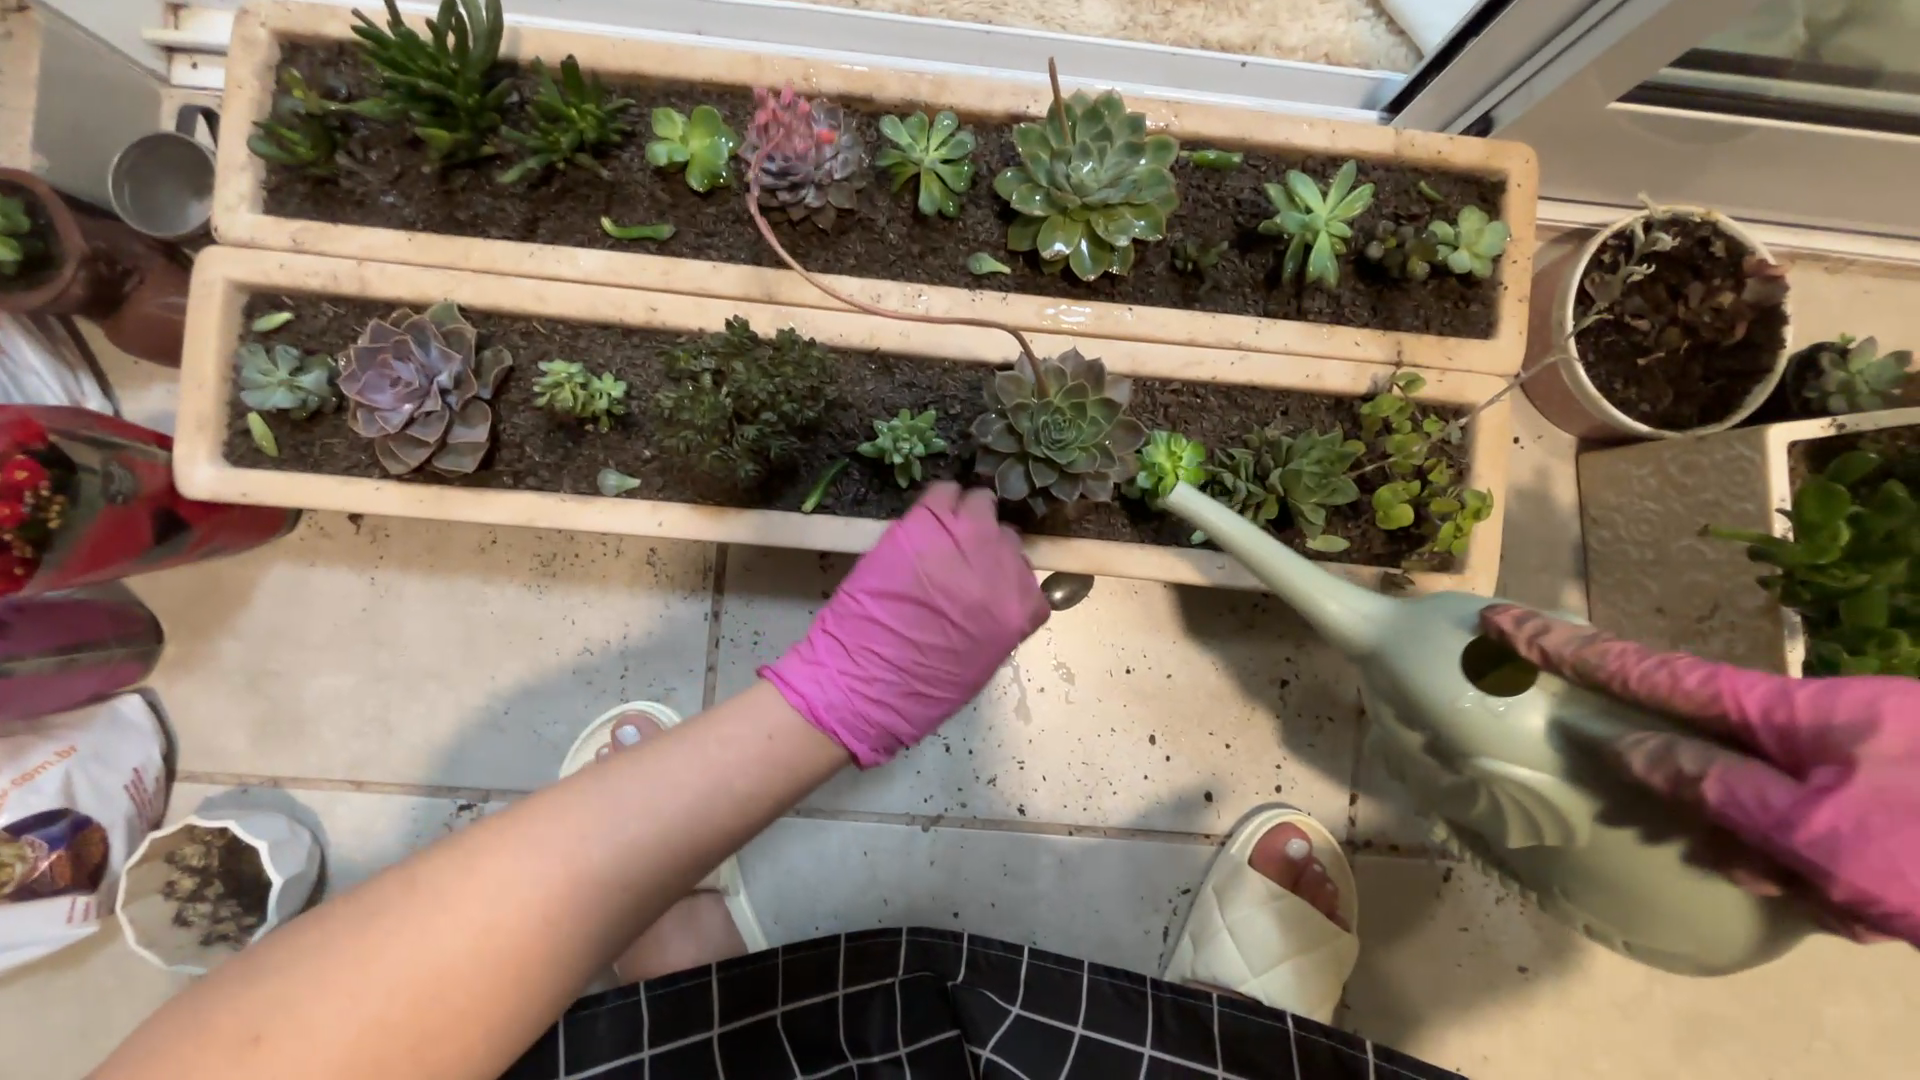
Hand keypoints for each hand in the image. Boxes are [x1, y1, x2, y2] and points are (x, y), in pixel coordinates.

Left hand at [761, 482, 1049, 767]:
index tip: (986, 578)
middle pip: (1007, 537)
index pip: (1028, 577)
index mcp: (1019, 611)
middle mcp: (1000, 570)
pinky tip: (928, 513)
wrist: (864, 684)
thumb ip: (998, 619)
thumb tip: (991, 592)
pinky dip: (941, 498)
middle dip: (986, 543)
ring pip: (980, 504)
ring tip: (946, 526)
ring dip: (967, 512)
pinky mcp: (925, 524)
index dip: (1004, 574)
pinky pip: (944, 492)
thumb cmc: (920, 689)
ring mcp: (965, 541)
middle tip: (961, 554)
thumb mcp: (982, 660)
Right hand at [1480, 604, 1919, 946]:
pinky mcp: (1887, 802)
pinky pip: (1810, 825)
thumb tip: (1625, 748)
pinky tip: (1855, 902)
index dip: (1566, 648)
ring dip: (1764, 846)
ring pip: (1756, 794)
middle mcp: (1813, 727)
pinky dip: (1816, 866)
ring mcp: (1854, 761)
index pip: (1645, 671)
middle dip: (1692, 793)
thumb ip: (1713, 788)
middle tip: (1728, 848)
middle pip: (1699, 742)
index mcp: (1789, 714)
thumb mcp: (1823, 834)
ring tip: (1819, 893)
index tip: (1499, 619)